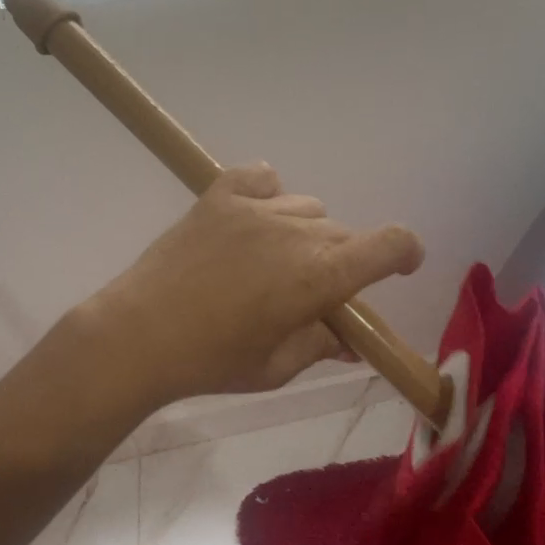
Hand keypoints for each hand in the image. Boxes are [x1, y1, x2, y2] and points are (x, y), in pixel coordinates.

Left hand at [78, 163, 423, 407]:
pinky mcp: (220, 196)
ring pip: (306, 209)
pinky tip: (255, 217)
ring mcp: (257, 209)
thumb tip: (348, 339)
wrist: (139, 335)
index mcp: (319, 277)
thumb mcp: (277, 367)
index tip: (401, 265)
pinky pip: (263, 177)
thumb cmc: (212, 361)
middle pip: (342, 234)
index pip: (389, 243)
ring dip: (303, 234)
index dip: (405, 251)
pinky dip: (269, 193)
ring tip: (270, 263)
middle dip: (338, 263)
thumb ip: (321, 344)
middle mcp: (297, 234)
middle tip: (308, 294)